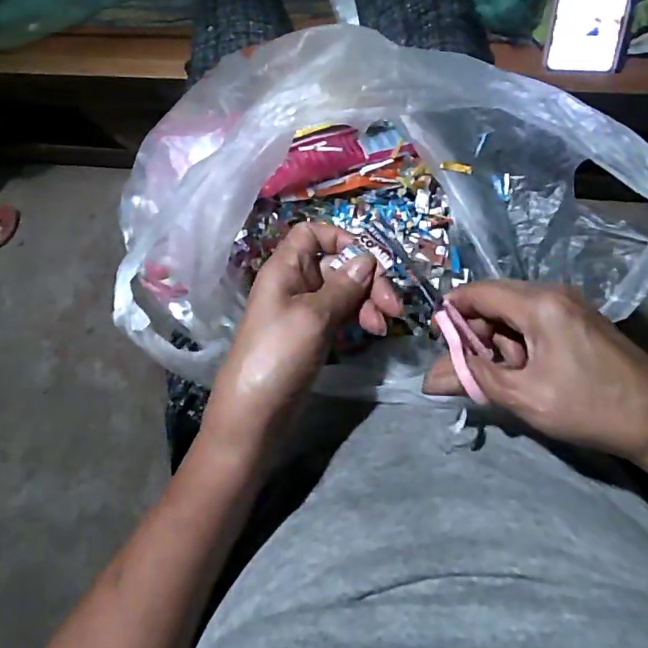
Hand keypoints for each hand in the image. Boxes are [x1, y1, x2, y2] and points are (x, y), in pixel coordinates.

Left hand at [201, 223, 402, 460]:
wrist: (253, 414)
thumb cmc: (278, 355)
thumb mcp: (314, 316)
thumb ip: (343, 285)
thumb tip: (367, 258)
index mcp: (285, 268)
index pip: (312, 233)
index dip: (341, 239)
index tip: (369, 261)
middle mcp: (294, 282)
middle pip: (336, 263)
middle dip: (367, 279)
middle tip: (394, 306)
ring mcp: (302, 309)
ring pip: (342, 290)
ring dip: (367, 301)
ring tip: (383, 326)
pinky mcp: (311, 334)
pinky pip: (340, 313)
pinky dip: (357, 318)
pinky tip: (372, 331)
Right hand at [423, 280, 647, 472]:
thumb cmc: (591, 408)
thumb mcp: (525, 398)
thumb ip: (475, 379)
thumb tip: (429, 379)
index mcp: (539, 303)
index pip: (477, 292)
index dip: (451, 313)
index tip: (439, 341)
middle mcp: (553, 292)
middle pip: (495, 299)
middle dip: (477, 332)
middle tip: (475, 368)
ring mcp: (571, 304)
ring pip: (515, 311)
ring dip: (501, 340)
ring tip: (509, 378)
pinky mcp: (582, 319)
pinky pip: (536, 319)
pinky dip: (522, 341)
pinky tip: (530, 373)